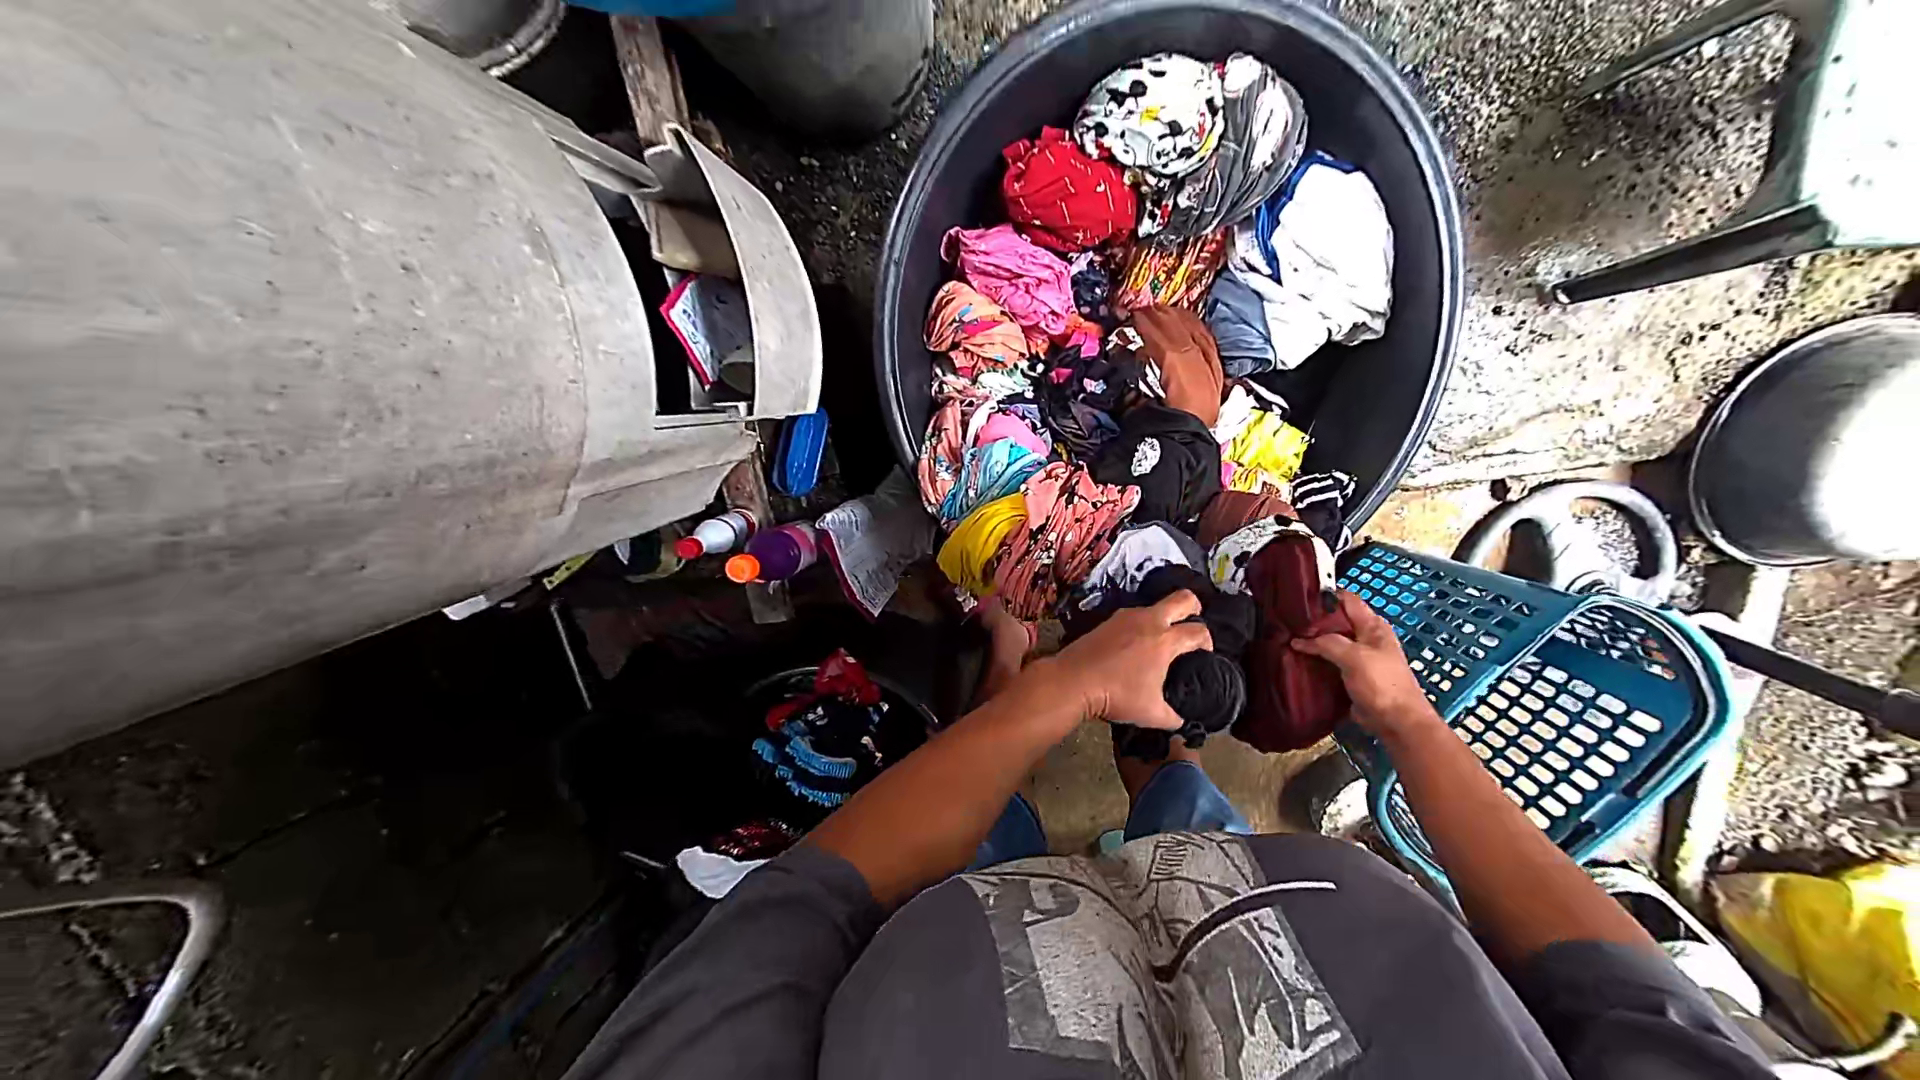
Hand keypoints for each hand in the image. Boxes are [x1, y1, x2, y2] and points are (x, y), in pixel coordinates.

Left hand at [1043, 590, 1212, 729]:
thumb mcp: (1152, 714)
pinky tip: (1135, 644)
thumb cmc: (1116, 695)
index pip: (1199, 630)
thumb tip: (1180, 720)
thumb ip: (1173, 716)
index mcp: (1165, 640)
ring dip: (1163, 617)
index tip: (1204, 654)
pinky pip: (1133, 615)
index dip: (1208, 641)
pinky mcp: (1108, 620)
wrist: (1073, 680)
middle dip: (1194, 608)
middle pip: (1183, 598)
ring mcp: (1126, 616)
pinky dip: (1141, 625)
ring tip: (1161, 640)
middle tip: (1191, 627)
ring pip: (1155, 606)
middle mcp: (1148, 620)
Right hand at [1290, 590, 1442, 738]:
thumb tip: (1298, 641)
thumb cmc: (1381, 684)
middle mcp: (1365, 637)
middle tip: (1286, 621)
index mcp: (1373, 626)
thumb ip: (1325, 643)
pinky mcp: (1350, 674)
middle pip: (1335, 620)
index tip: (1299, 598)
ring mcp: (1358, 657)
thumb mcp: (1353, 657)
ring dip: (1311, 641)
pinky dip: (1314, 659)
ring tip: (1286, 638)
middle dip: (1313, 620)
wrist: (1396, 722)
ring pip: (1329, 641)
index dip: (1324, 596)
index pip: (1346, 599)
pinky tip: (1296, 659)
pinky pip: (1328, 661)